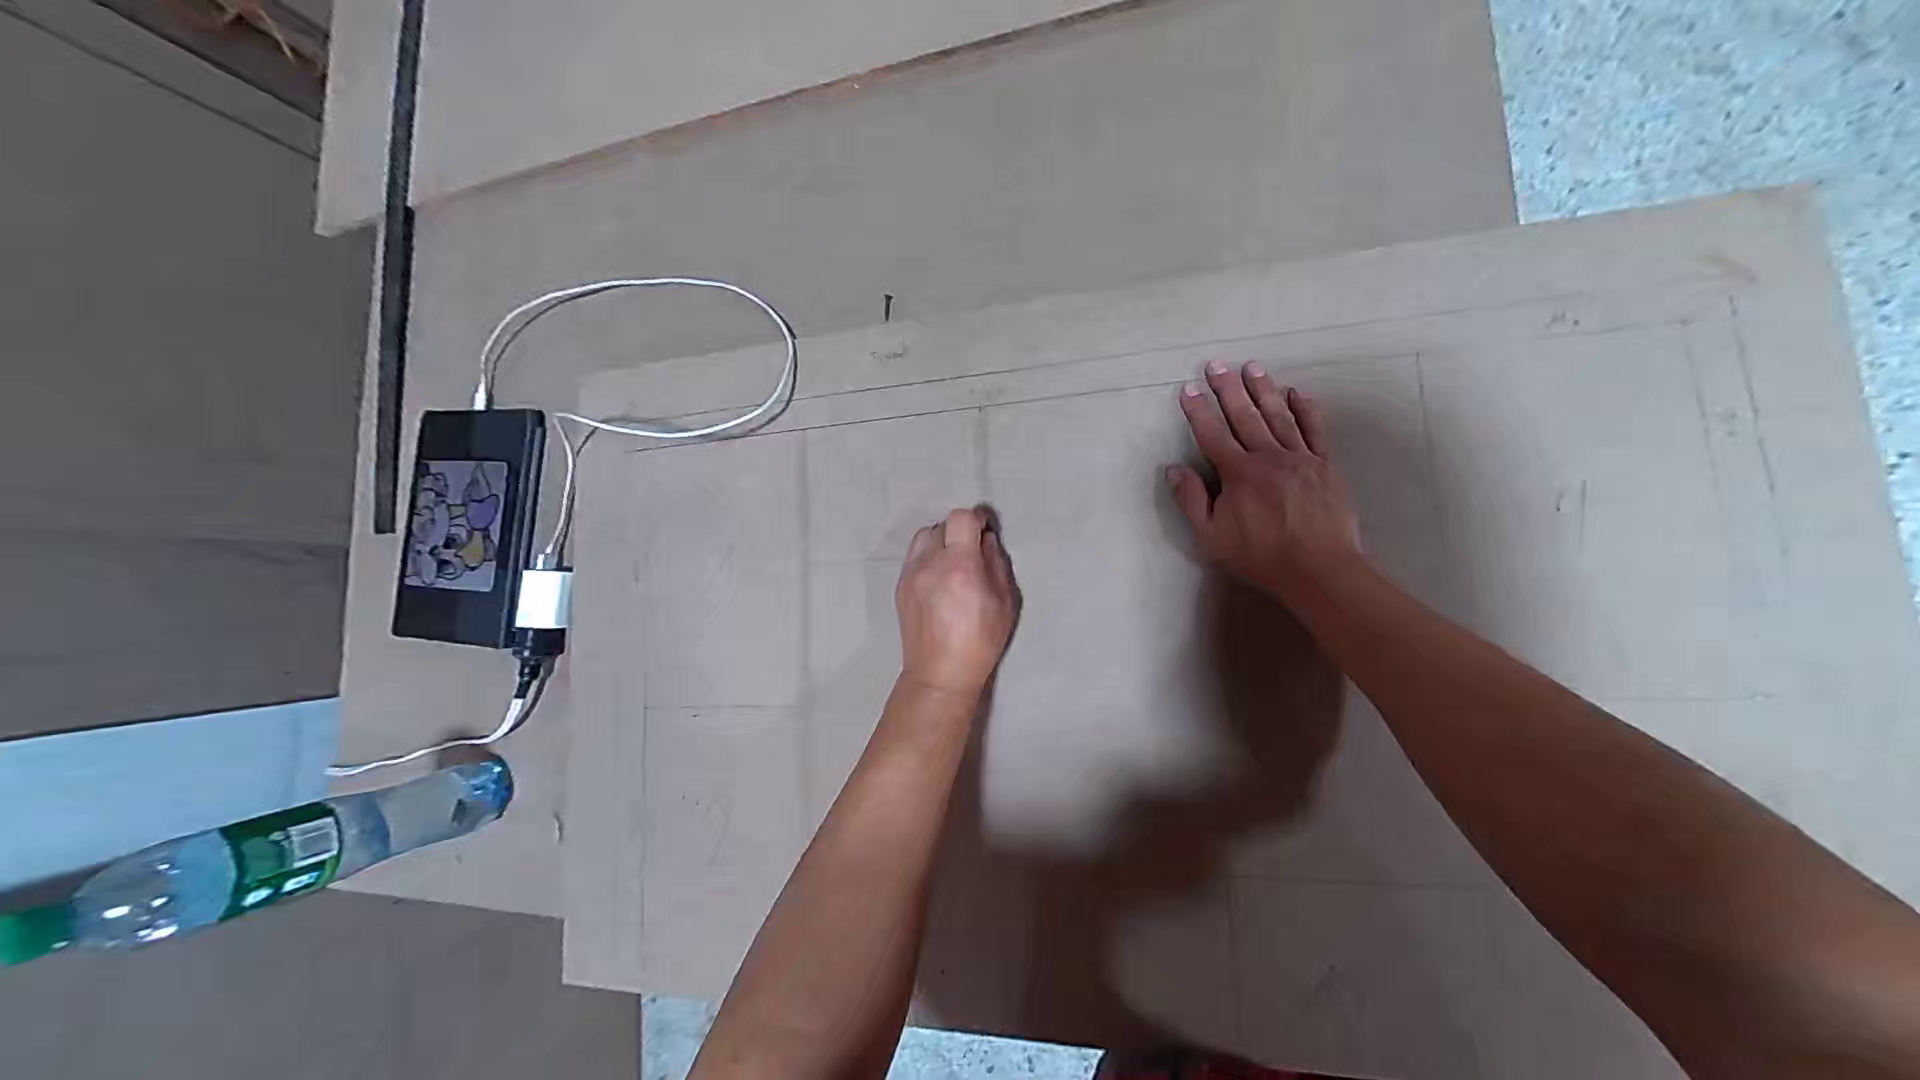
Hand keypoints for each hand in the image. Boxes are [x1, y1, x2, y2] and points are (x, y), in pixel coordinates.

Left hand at [896, 507, 1019, 696]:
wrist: (940, 675)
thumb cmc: (979, 643)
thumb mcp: (1004, 603)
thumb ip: (997, 564)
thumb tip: (987, 541)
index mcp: (960, 566)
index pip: (961, 518)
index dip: (976, 518)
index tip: (985, 528)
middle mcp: (930, 564)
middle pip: (942, 525)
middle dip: (960, 530)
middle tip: (973, 549)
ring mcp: (911, 575)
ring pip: (924, 537)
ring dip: (941, 540)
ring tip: (954, 561)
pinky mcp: (900, 587)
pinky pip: (914, 557)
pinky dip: (928, 556)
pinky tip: (940, 577)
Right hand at [1168, 361, 1363, 601]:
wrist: (1319, 568)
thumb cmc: (1260, 555)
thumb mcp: (1212, 537)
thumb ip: (1193, 501)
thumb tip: (1175, 470)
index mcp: (1238, 474)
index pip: (1212, 435)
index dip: (1198, 411)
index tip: (1188, 389)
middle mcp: (1268, 457)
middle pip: (1244, 416)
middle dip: (1228, 389)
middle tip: (1217, 364)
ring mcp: (1300, 458)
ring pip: (1278, 416)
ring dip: (1263, 389)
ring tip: (1252, 366)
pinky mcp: (1324, 465)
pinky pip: (1314, 430)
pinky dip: (1305, 409)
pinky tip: (1297, 392)